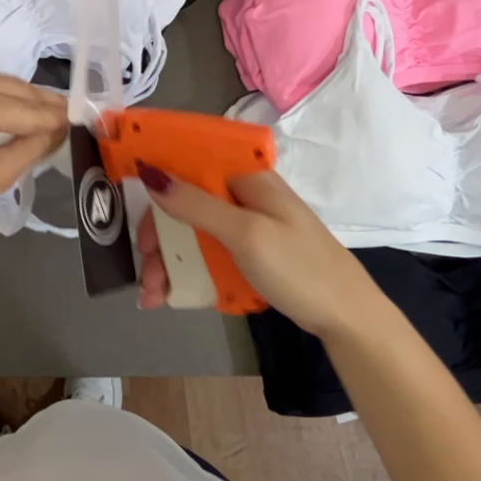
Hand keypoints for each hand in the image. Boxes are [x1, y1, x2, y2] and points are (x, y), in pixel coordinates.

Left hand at [0, 65, 68, 237]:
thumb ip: (33, 148)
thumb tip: (62, 130)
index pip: (33, 110)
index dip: (61, 118)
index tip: (88, 121)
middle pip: (20, 90)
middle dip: (46, 105)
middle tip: (74, 121)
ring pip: (4, 83)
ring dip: (26, 99)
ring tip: (51, 118)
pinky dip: (4, 96)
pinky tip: (19, 112)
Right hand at [135, 166, 390, 339]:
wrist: (351, 321)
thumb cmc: (301, 269)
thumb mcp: (246, 234)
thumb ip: (196, 205)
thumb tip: (150, 172)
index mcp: (247, 178)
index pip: (192, 159)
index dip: (158, 171)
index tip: (129, 190)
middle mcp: (243, 197)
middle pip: (185, 203)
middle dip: (159, 234)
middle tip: (145, 264)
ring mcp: (246, 227)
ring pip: (192, 233)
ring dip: (167, 261)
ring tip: (152, 295)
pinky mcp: (248, 256)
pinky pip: (206, 256)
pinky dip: (185, 273)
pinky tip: (168, 297)